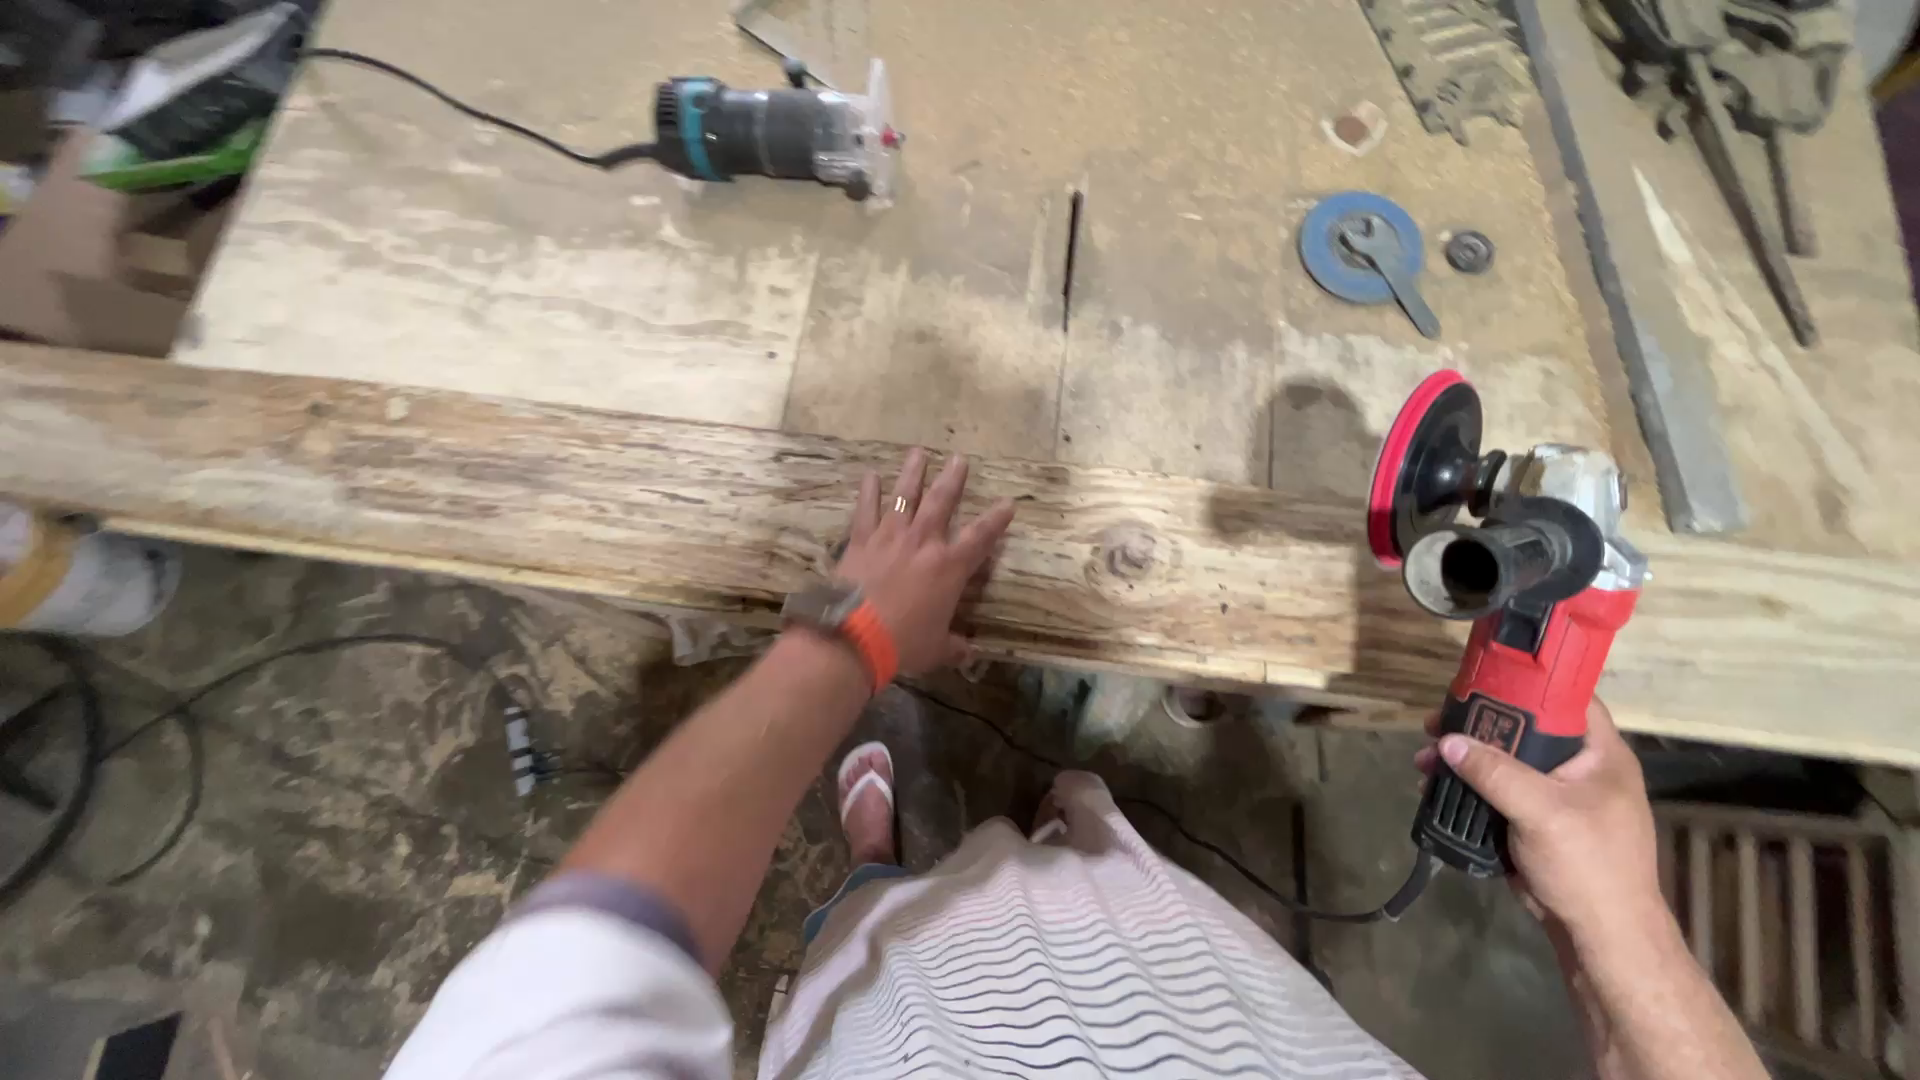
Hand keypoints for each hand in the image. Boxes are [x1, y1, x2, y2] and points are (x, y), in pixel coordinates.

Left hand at [837, 448, 1015, 674]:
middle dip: (953, 479)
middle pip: (941, 502)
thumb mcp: (936, 649)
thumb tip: (967, 653)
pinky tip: (870, 475)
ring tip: (918, 452)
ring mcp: (889, 538)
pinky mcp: (860, 542)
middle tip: (959, 458)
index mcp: (949, 568)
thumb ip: (953, 646)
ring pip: (904, 497)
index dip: (997, 521)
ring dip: (913, 473)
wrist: (854, 638)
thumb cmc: (903, 644)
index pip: (980, 538)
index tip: (1009, 503)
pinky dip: (869, 492)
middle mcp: (922, 543)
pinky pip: (866, 511)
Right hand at [1415, 699, 1666, 946]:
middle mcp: (1576, 768)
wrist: (1597, 935)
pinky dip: (1462, 784)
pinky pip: (1491, 788)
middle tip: (1436, 722)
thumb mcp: (1542, 812)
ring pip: (1500, 759)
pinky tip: (1432, 786)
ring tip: (1424, 760)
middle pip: (1521, 728)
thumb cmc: (1588, 866)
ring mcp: (1552, 793)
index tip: (1481, 677)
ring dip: (1460, 756)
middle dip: (1475, 725)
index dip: (1528, 683)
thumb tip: (1445, 741)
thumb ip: (1494, 772)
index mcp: (1599, 756)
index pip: (1568, 700)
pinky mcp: (1529, 817)